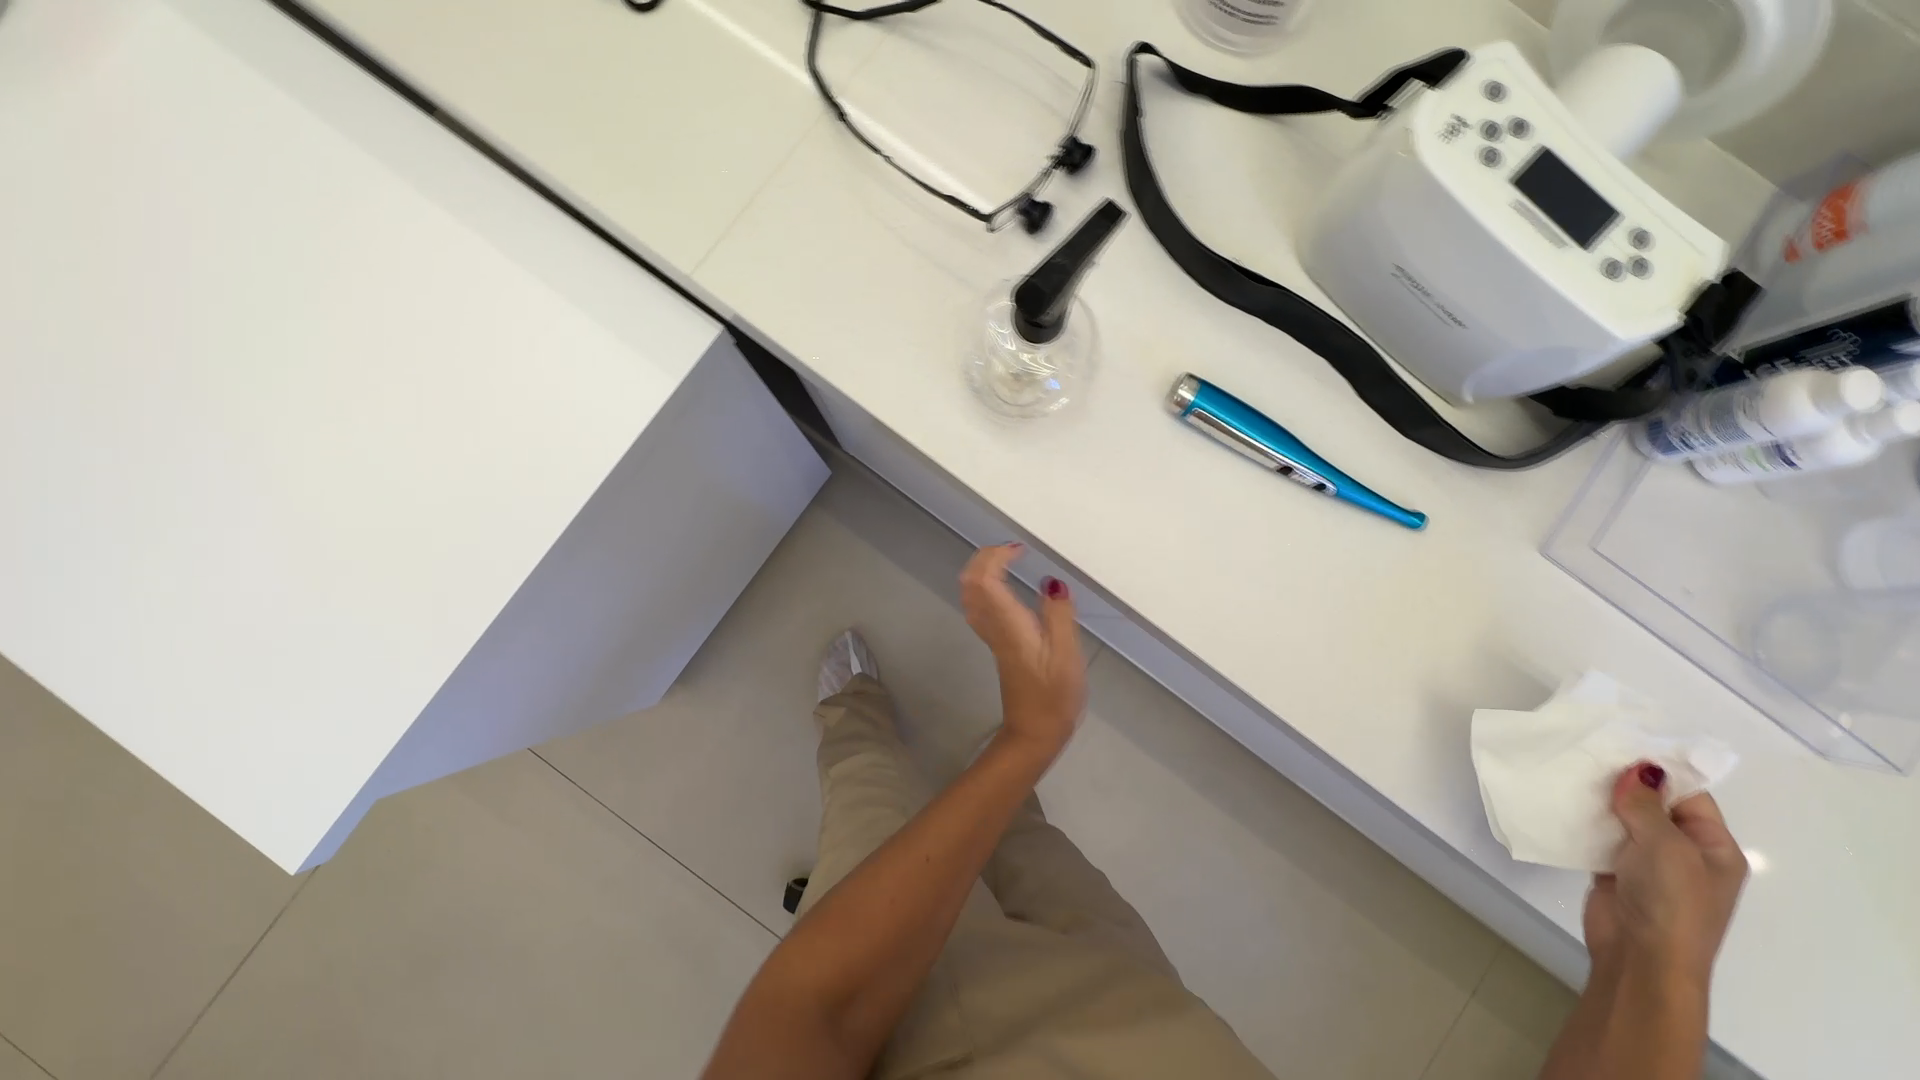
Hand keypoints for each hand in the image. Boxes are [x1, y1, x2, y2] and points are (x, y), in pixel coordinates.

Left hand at [958, 544, 1085, 761]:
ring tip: (1008, 561)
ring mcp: (993, 638)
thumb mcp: (1066, 654)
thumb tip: (1051, 581)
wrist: (1034, 733)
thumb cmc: (1054, 696)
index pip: (984, 579)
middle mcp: (994, 627)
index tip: (1020, 550)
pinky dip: (986, 588)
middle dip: (984, 558)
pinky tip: (1006, 588)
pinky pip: (980, 607)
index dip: (995, 557)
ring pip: (972, 596)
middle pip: (971, 584)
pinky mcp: (999, 646)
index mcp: (1008, 624)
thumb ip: (1059, 614)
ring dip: (983, 572)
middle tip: (1012, 549)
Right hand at [1584, 764, 1748, 989]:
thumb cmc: (1671, 902)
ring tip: (1569, 771)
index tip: (1621, 745)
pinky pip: (1601, 836)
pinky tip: (1562, 802)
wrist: (1642, 957)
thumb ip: (1648, 806)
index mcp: (1714, 847)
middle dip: (1625, 782)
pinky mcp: (1615, 871)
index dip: (1660, 771)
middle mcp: (1685, 852)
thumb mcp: (1666, 847)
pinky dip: (1585, 821)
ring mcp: (1649, 863)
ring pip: (1624, 819)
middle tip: (1587, 753)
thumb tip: (1636, 769)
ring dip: (1601, 801)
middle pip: (1655, 804)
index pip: (1690, 795)